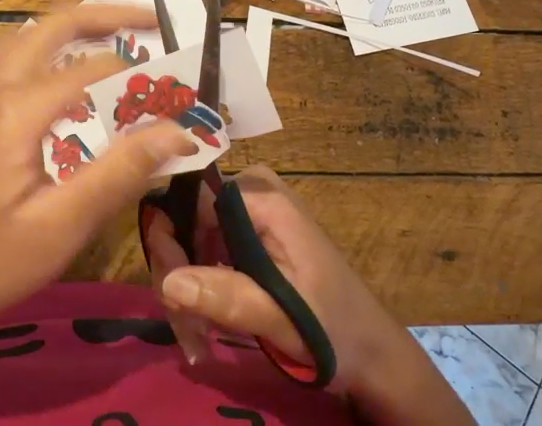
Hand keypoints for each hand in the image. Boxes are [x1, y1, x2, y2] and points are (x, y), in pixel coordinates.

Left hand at [0, 3, 199, 347]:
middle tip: (151, 22)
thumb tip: (177, 130)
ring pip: (20, 36)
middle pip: (53, 23)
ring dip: (66, 31)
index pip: (94, 68)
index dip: (142, 77)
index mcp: (17, 107)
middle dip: (106, 15)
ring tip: (108, 46)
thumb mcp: (56, 230)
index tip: (179, 90)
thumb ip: (117, 172)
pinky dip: (34, 54)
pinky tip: (47, 90)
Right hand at [151, 166, 457, 416]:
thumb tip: (169, 281)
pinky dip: (200, 282)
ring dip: (186, 284)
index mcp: (262, 198)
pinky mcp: (253, 229)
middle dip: (176, 272)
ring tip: (196, 336)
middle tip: (185, 329)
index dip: (169, 243)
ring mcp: (253, 208)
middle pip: (186, 217)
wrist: (373, 352)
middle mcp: (253, 189)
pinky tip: (205, 321)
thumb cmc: (334, 332)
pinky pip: (207, 243)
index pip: (188, 200)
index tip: (168, 295)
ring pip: (192, 234)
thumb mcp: (282, 318)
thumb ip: (229, 297)